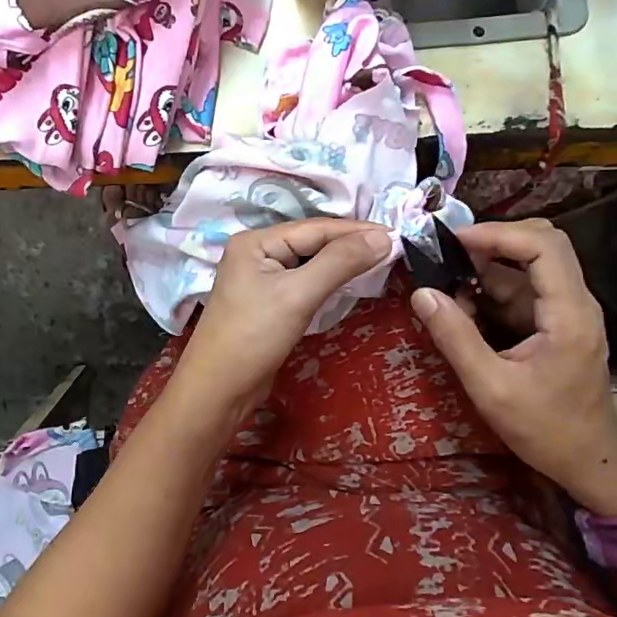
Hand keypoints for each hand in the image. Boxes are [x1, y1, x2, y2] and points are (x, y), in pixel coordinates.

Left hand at [175, 218, 392, 421]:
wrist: (219, 389)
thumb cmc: (254, 336)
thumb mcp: (298, 294)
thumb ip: (340, 262)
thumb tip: (384, 238)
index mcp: (256, 241)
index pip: (316, 227)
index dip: (358, 230)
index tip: (397, 235)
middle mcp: (256, 253)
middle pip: (313, 241)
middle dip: (352, 244)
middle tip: (394, 249)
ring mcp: (261, 278)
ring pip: (310, 262)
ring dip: (343, 262)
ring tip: (380, 261)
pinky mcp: (268, 303)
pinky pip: (305, 282)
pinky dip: (329, 280)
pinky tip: (350, 282)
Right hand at [412, 219, 616, 514]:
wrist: (588, 461)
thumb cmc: (544, 429)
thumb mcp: (491, 388)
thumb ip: (456, 338)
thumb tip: (421, 294)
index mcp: (569, 313)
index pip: (542, 246)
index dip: (497, 233)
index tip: (453, 242)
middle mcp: (575, 302)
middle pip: (542, 244)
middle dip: (493, 242)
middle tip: (448, 255)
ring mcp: (567, 311)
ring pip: (529, 266)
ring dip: (487, 268)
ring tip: (446, 284)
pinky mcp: (556, 323)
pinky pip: (523, 291)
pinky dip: (491, 291)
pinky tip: (463, 308)